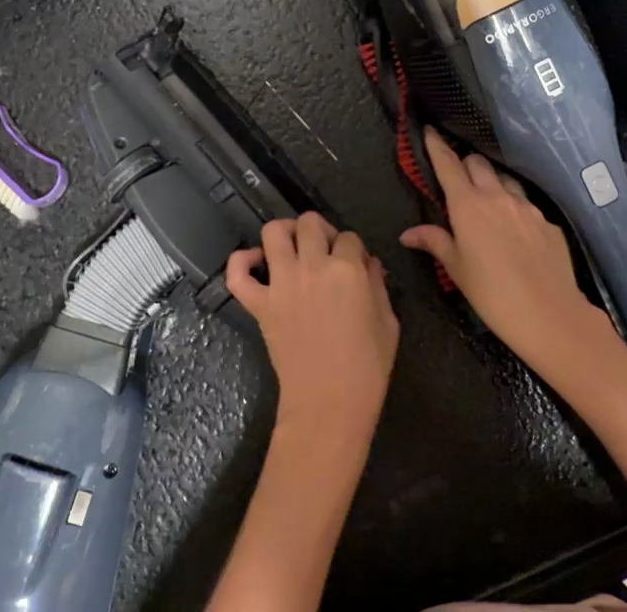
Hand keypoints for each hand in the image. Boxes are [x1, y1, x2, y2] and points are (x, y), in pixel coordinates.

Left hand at [227, 213, 399, 434]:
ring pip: (273, 232)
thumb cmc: (367, 367)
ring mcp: (281, 284)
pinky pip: (238, 273)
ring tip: (292, 247)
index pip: (349, 237)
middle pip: (310, 223)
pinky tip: (256, 264)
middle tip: (325, 250)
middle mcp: (312, 267)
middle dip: (321, 230)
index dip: (354, 248)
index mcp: (348, 270)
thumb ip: (378, 285)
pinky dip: (242, 262)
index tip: (355, 264)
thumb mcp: (388, 322)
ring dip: (284, 232)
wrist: (329, 403)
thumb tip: (368, 263)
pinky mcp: (259, 304)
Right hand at [399, 128, 615, 369]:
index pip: (448, 165)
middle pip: (478, 164)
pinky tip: (514, 229)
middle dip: (465, 163)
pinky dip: (514, 207)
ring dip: (491, 182)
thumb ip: (434, 242)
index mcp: (468, 206)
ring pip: (505, 180)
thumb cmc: (491, 293)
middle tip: (457, 176)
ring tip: (486, 199)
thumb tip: (408, 233)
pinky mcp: (548, 222)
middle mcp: (497, 197)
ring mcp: (526, 207)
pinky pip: (526, 204)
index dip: (437, 146)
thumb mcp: (456, 269)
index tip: (430, 131)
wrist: (548, 313)